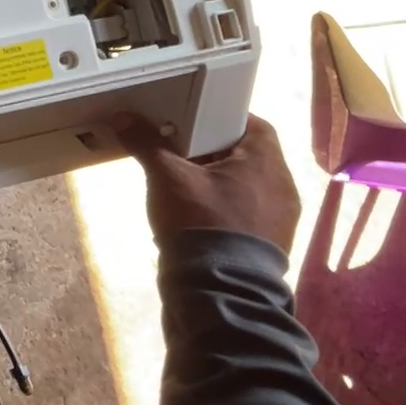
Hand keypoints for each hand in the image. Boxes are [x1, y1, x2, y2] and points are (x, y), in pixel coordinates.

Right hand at [113, 112, 301, 254]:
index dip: (220, 116)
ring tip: (179, 176)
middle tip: (176, 144)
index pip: (253, 124)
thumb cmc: (200, 220)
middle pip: (246, 153)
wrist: (218, 288)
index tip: (190, 117)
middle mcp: (283, 187)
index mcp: (267, 164)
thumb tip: (123, 116)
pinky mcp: (269, 241)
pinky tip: (192, 206)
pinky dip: (220, 200)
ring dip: (214, 176)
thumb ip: (146, 142)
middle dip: (210, 147)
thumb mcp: (166, 176)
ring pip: (244, 181)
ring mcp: (279, 217)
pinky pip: (245, 206)